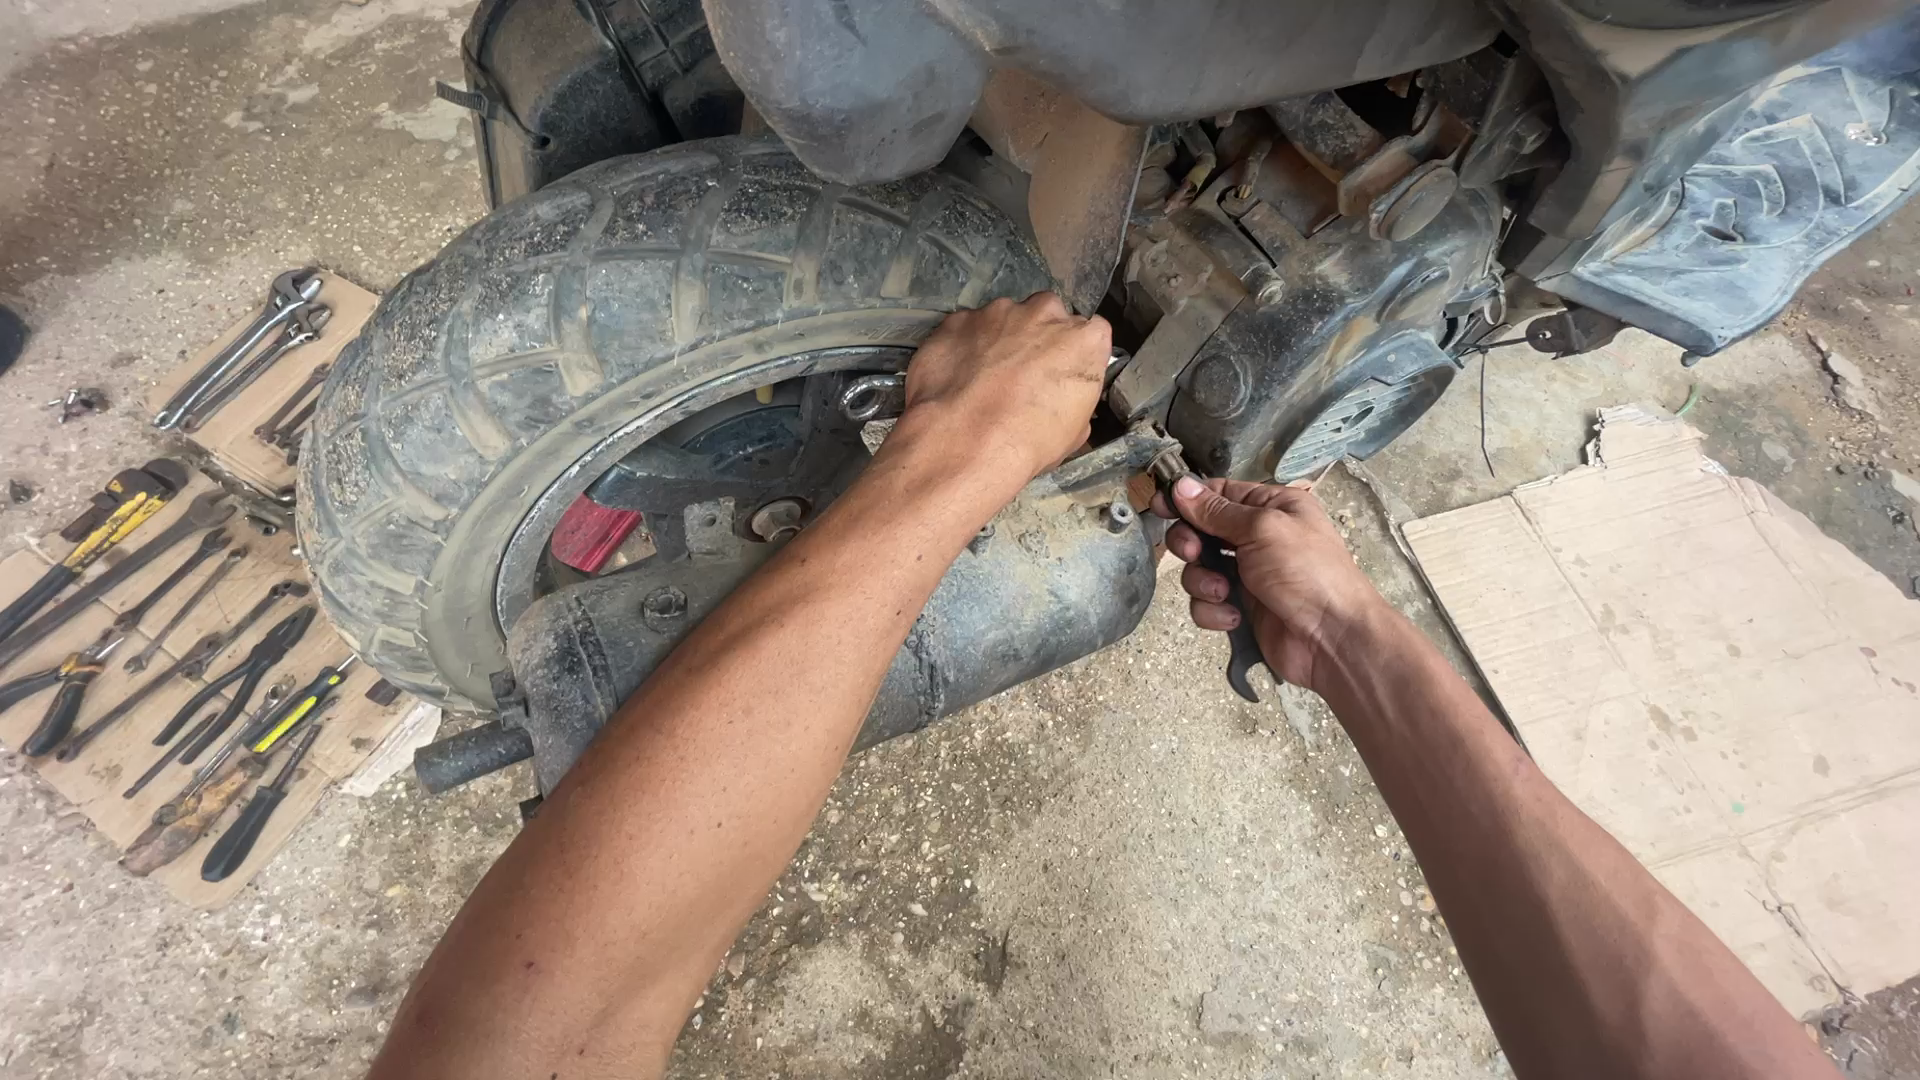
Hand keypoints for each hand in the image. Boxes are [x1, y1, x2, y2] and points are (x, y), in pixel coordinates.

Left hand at [892, 293, 1110, 483]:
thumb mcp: (1075, 432)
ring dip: (998, 341)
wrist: (967, 441)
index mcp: (1085, 339)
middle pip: (1046, 316)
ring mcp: (998, 312)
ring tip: (984, 380)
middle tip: (1021, 375)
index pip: (1090, 334)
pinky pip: (965, 329)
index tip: (1061, 375)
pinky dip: (963, 347)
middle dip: (1036, 339)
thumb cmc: (1030, 441)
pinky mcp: (958, 320)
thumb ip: (1074, 398)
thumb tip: (1063, 400)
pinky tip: (957, 378)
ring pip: (1003, 319)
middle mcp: (1045, 313)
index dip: (1073, 356)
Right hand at [1156, 475, 1389, 693]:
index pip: (1219, 493)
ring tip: (1223, 593)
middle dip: (1190, 544)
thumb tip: (1181, 486)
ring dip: (1203, 582)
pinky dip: (1214, 610)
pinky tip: (1234, 617)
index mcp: (1272, 507)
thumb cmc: (1307, 573)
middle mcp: (1258, 538)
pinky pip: (1206, 602)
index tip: (1159, 505)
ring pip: (1198, 569)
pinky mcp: (1239, 608)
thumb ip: (1216, 510)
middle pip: (1200, 531)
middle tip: (1194, 553)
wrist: (1332, 640)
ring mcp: (1247, 575)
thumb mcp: (1263, 529)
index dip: (1187, 499)